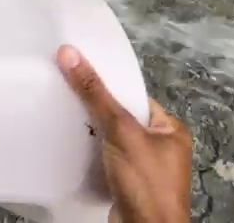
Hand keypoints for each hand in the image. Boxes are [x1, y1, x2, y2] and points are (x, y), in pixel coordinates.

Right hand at [56, 45, 192, 222]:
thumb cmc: (145, 182)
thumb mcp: (120, 130)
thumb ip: (94, 92)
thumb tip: (68, 51)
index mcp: (171, 131)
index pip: (134, 95)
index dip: (108, 83)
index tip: (79, 71)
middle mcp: (162, 147)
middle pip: (120, 114)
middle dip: (94, 105)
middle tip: (65, 87)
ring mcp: (144, 167)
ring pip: (110, 135)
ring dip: (89, 127)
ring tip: (62, 108)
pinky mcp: (127, 182)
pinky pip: (104, 154)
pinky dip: (88, 147)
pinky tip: (68, 138)